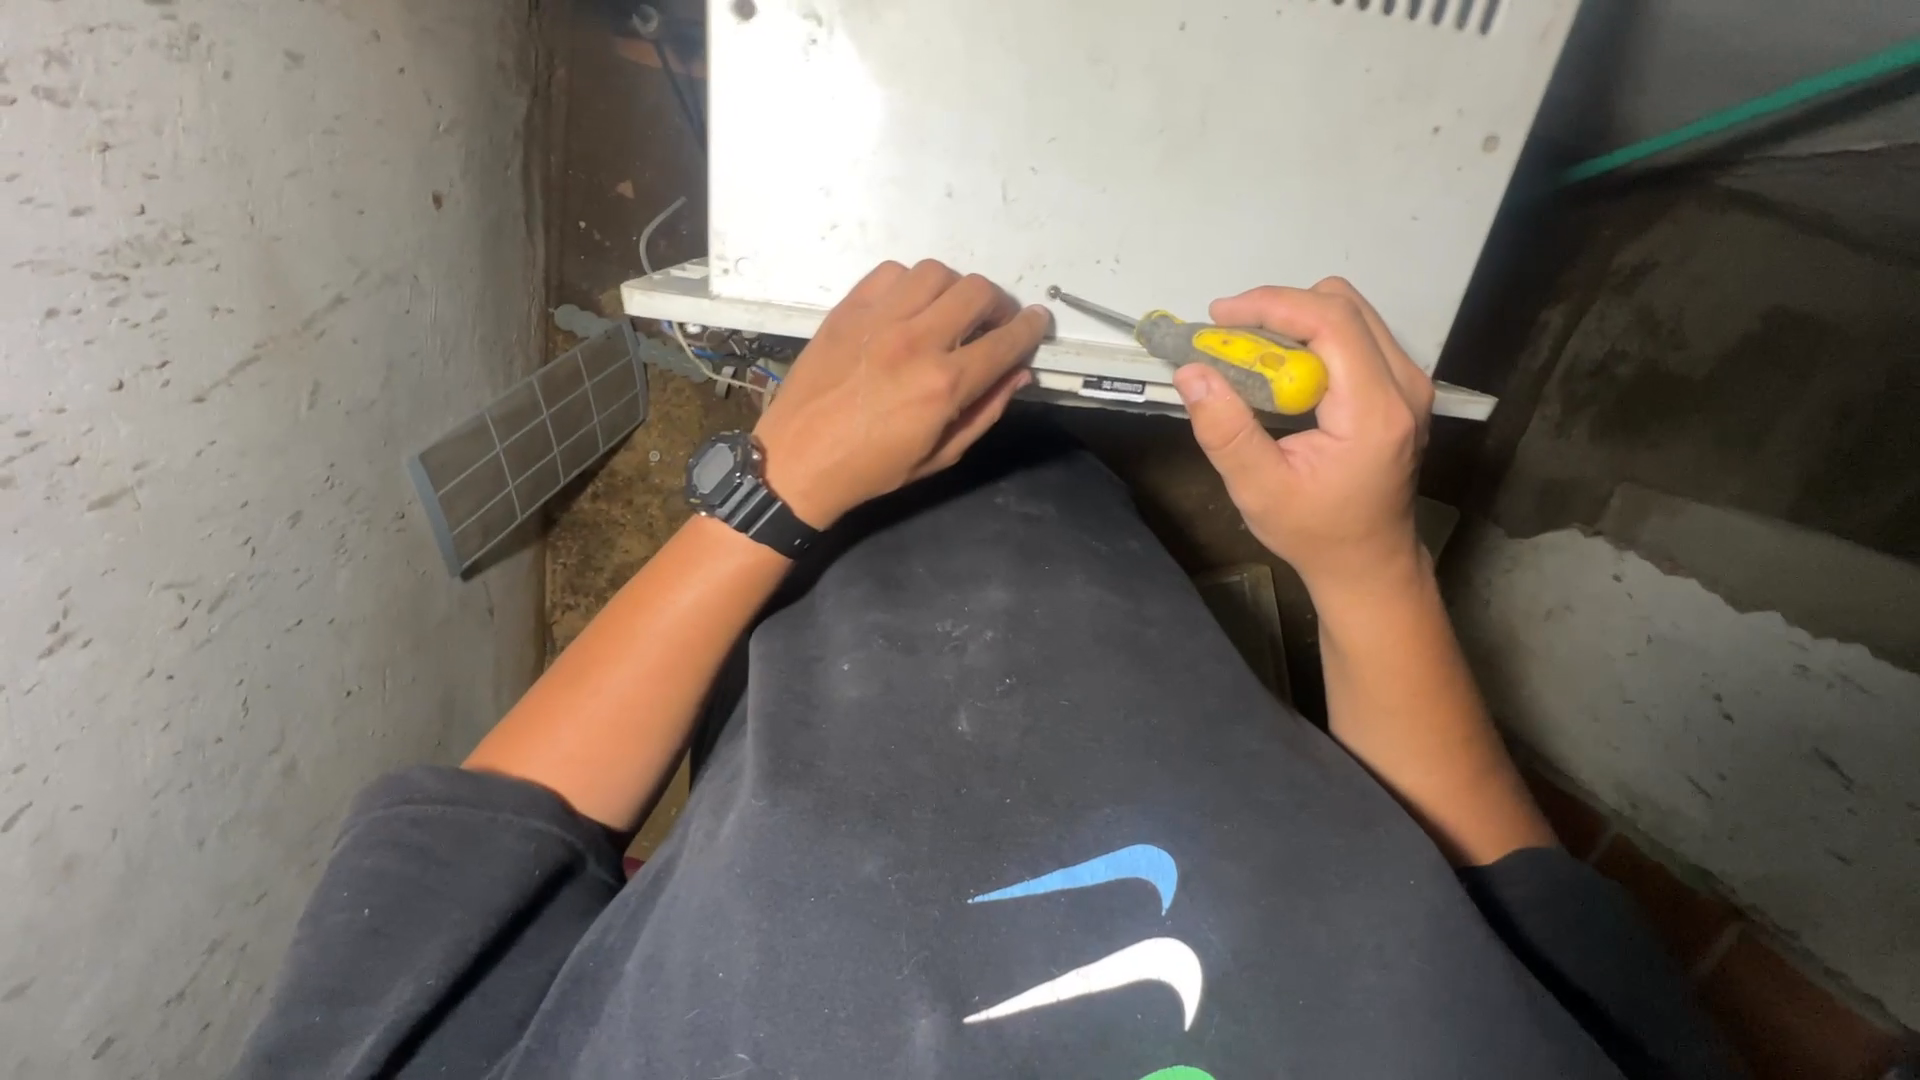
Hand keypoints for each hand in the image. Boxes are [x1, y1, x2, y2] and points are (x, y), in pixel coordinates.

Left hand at [754, 260, 1051, 527]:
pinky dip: (911, 283)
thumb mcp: (940, 455)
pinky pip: (892, 273)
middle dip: (998, 305)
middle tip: (992, 324)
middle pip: (977, 292)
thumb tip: (1018, 373)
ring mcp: (879, 319)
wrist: (797, 461)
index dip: (1031, 328)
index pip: (1006, 340)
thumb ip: (985, 410)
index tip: (1037, 322)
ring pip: (937, 273)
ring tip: (950, 313)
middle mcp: (916, 341)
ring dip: (955, 290)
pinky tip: (910, 307)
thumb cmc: (871, 469)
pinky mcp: (848, 310)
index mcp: (944, 385)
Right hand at [1173, 278, 1433, 594]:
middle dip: (1278, 309)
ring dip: (1294, 321)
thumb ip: (1225, 431)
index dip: (1272, 306)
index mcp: (1373, 411)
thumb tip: (1191, 373)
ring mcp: (1408, 384)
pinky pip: (1356, 335)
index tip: (1219, 317)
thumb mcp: (1258, 489)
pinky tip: (1279, 370)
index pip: (1331, 322)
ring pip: (1351, 313)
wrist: (1367, 560)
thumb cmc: (1313, 531)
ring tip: (1249, 353)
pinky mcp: (1400, 388)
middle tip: (1227, 337)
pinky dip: (1310, 337)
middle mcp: (1403, 385)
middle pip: (1343, 305)